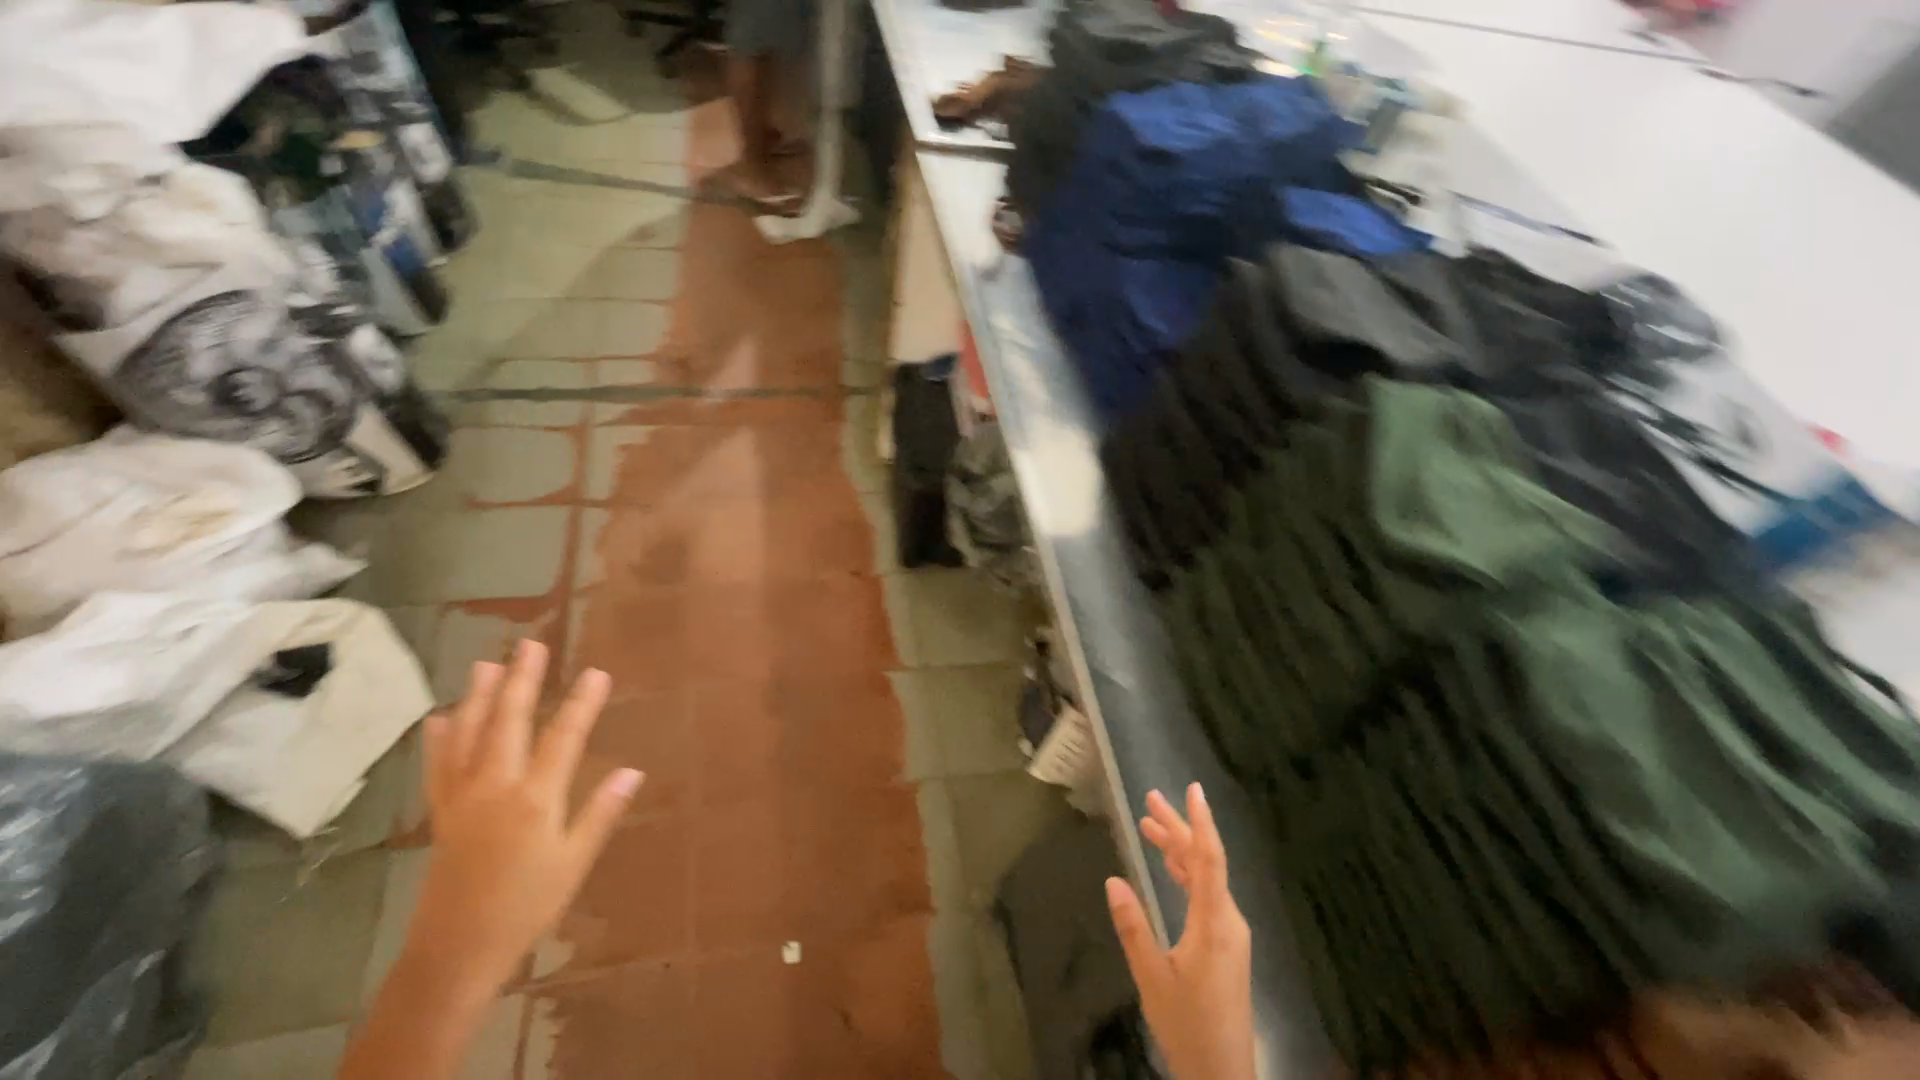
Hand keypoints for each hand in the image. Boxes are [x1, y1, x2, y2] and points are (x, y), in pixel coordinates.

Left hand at [405, 641, 642, 992]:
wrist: (456, 950)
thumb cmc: (527, 907)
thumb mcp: (575, 862)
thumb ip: (600, 813)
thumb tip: (633, 772)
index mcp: (535, 799)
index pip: (564, 739)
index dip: (582, 704)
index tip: (596, 672)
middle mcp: (496, 787)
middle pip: (510, 723)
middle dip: (523, 681)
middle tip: (531, 645)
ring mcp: (463, 797)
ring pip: (470, 735)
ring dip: (480, 697)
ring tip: (488, 663)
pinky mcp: (441, 812)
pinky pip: (440, 765)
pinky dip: (441, 737)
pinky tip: (441, 716)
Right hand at [1107, 784, 1255, 1079]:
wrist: (1222, 1071)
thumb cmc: (1187, 1024)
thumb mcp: (1152, 977)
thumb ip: (1133, 927)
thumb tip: (1113, 880)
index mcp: (1215, 923)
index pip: (1209, 859)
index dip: (1199, 822)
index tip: (1192, 790)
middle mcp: (1228, 920)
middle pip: (1205, 862)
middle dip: (1178, 828)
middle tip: (1150, 799)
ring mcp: (1229, 933)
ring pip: (1205, 878)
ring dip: (1179, 850)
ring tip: (1150, 824)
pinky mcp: (1225, 945)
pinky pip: (1206, 895)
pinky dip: (1186, 874)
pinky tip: (1170, 866)